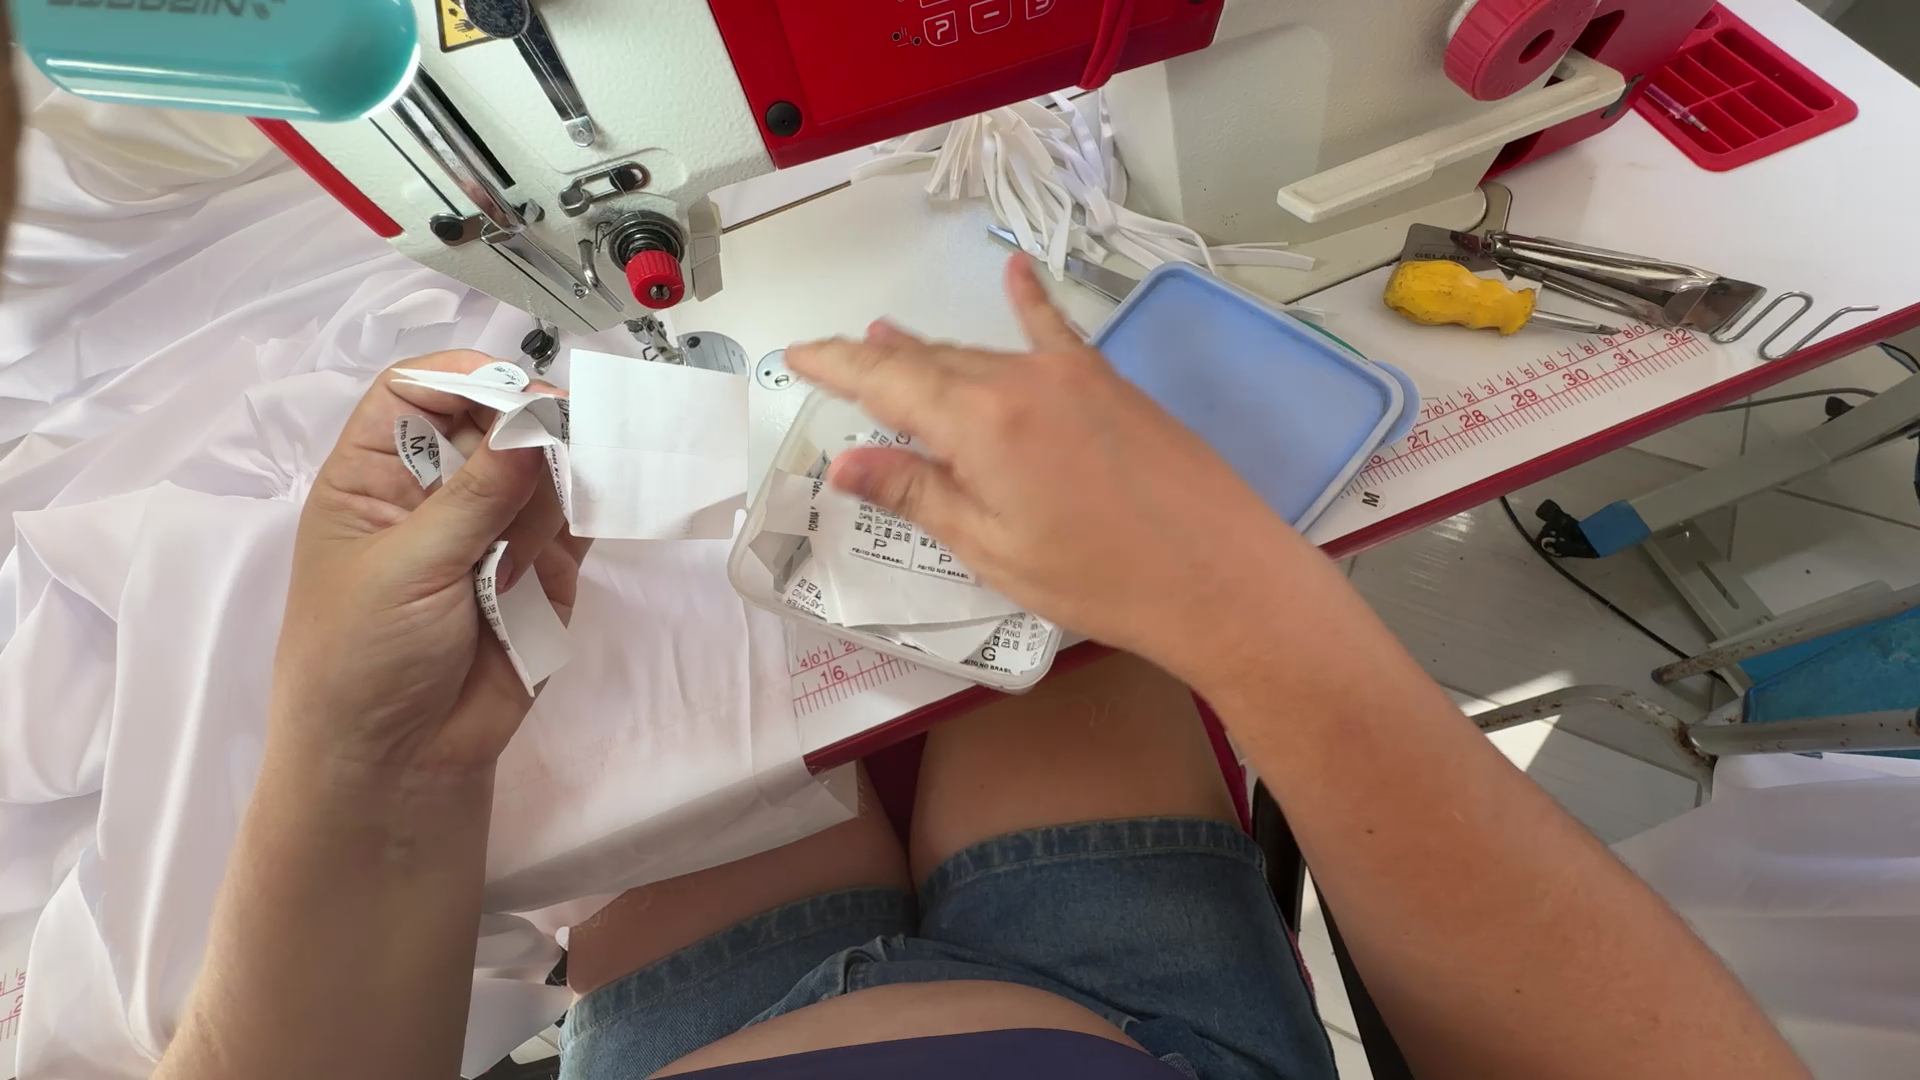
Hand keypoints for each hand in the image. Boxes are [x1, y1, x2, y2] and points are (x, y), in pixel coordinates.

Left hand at [272, 351, 588, 777]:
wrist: (407, 756)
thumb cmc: (366, 656)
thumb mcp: (407, 567)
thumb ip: (475, 496)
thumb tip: (534, 424)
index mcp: (378, 477)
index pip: (421, 394)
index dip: (471, 382)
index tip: (527, 397)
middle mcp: (442, 492)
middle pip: (499, 427)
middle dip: (531, 438)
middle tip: (561, 453)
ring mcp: (499, 529)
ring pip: (547, 473)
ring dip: (554, 497)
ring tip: (525, 556)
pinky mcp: (546, 565)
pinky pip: (578, 521)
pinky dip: (591, 515)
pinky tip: (592, 523)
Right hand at [786, 257, 1324, 679]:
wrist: (1219, 575)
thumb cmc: (1097, 579)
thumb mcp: (992, 548)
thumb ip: (917, 493)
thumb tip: (844, 463)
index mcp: (979, 421)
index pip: (886, 379)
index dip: (837, 365)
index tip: (798, 355)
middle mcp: (1019, 378)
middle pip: (930, 360)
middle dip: (877, 360)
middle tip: (836, 359)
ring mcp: (1070, 373)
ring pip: (979, 354)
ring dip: (930, 351)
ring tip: (888, 335)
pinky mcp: (1109, 382)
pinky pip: (1054, 334)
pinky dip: (1028, 303)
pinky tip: (1014, 271)